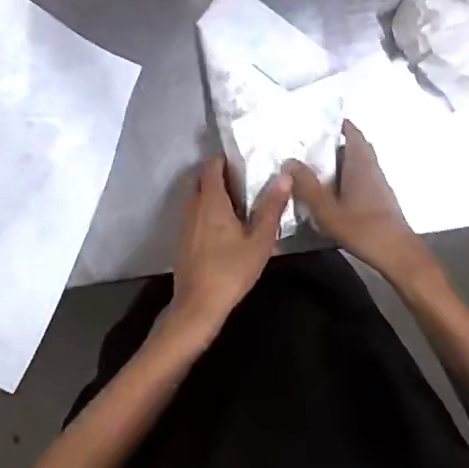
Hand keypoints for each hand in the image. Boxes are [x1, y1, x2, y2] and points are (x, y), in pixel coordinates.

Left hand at [170, 157, 290, 332]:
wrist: (198, 306)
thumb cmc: (231, 271)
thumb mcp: (259, 241)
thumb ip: (271, 208)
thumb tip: (285, 177)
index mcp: (211, 200)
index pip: (211, 166)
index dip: (225, 161)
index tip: (244, 164)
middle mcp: (193, 206)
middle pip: (202, 179)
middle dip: (220, 176)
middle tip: (244, 184)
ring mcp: (185, 223)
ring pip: (196, 197)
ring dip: (213, 194)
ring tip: (239, 204)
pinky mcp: (183, 239)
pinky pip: (194, 213)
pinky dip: (207, 210)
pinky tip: (225, 227)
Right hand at [288, 121, 432, 284]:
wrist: (398, 254)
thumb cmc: (362, 228)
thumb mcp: (327, 209)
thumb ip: (307, 185)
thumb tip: (288, 161)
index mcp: (360, 164)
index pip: (353, 133)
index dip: (340, 124)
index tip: (320, 120)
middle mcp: (372, 169)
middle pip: (357, 147)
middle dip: (338, 141)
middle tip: (313, 143)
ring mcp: (379, 185)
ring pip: (360, 163)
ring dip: (343, 160)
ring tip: (318, 166)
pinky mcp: (381, 200)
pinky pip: (362, 178)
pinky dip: (348, 176)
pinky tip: (334, 190)